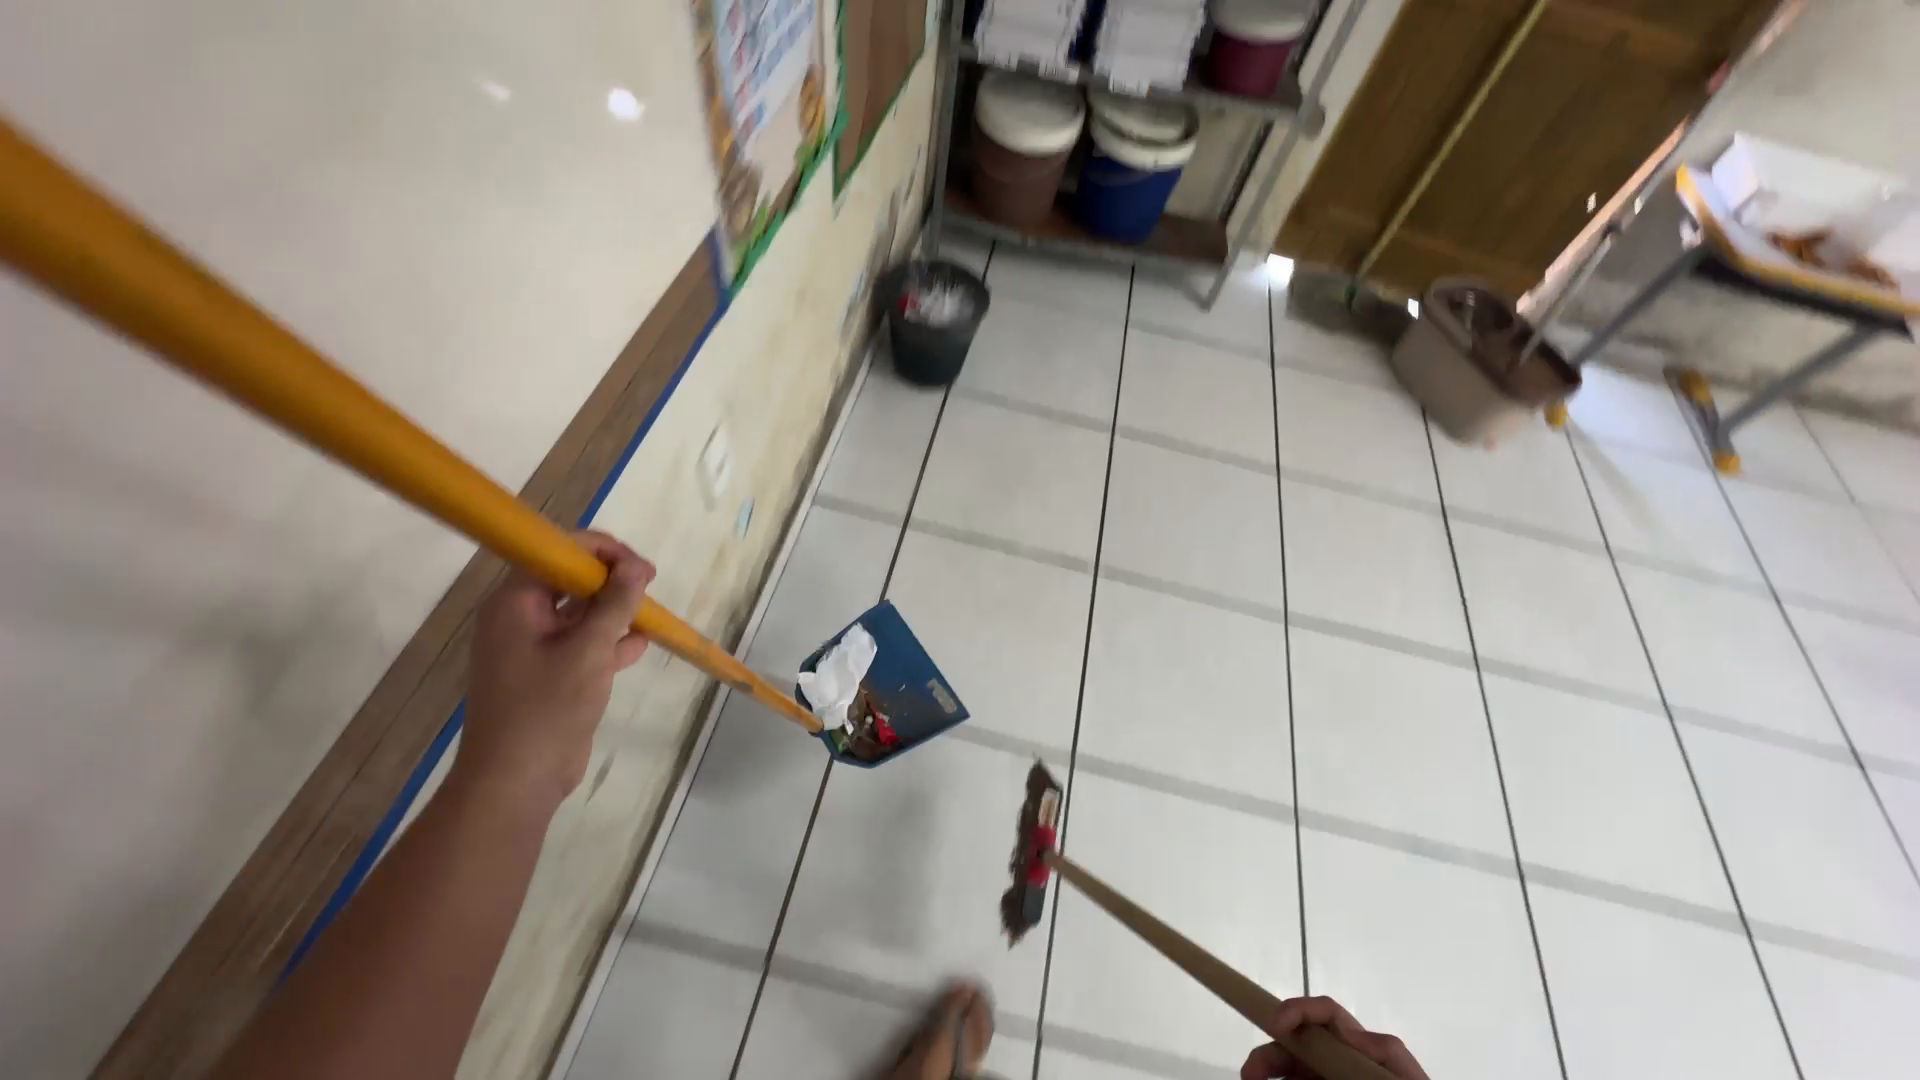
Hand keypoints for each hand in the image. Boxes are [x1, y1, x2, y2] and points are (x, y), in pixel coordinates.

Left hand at [459, 531, 655, 804]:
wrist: (518, 779)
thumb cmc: (547, 707)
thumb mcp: (589, 650)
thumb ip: (616, 604)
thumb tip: (636, 566)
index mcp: (515, 602)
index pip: (558, 553)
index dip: (602, 553)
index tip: (641, 569)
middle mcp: (520, 617)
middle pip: (570, 580)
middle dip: (612, 582)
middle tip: (649, 589)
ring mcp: (534, 647)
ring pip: (581, 613)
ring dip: (615, 613)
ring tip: (649, 620)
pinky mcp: (550, 673)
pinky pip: (583, 643)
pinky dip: (610, 641)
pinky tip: (639, 646)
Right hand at [1242, 996, 1429, 1079]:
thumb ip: (1380, 1053)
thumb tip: (1342, 1034)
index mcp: (1366, 1051)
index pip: (1327, 1014)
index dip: (1298, 1011)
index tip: (1274, 1026)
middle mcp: (1345, 1063)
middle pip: (1300, 1044)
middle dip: (1271, 1052)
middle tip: (1249, 1075)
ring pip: (1294, 1070)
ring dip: (1269, 1071)